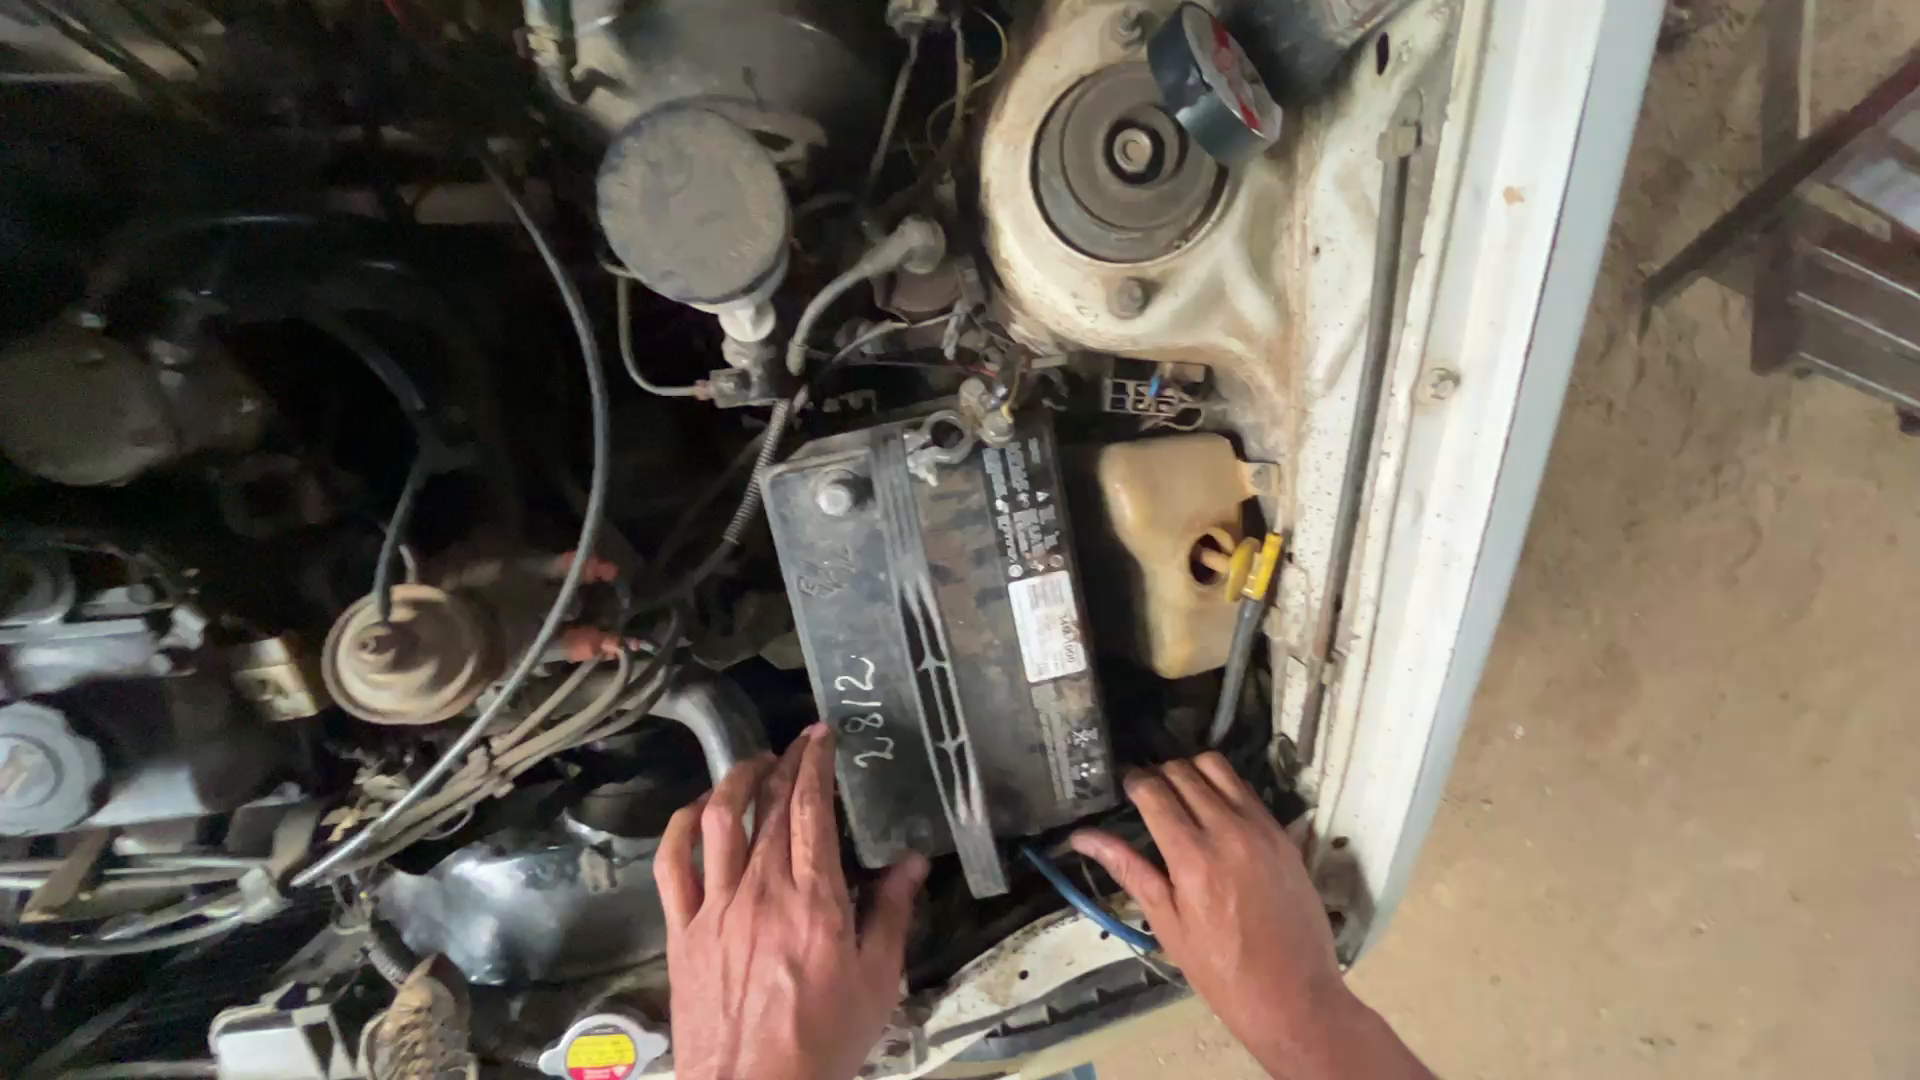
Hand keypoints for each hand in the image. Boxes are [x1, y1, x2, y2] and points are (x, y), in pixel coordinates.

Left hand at [657, 724, 927, 1079]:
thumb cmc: (825, 1038)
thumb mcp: (877, 979)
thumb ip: (893, 912)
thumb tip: (913, 860)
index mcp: (814, 897)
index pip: (813, 808)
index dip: (816, 763)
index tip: (821, 736)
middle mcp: (762, 888)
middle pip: (771, 805)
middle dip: (787, 763)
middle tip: (799, 743)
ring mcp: (716, 906)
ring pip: (719, 820)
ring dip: (736, 780)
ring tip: (754, 765)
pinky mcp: (683, 930)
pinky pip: (672, 865)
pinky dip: (681, 827)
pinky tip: (698, 810)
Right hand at [1071, 753, 1431, 1079]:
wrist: (1297, 999)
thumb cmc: (1221, 970)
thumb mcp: (1166, 923)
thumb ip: (1128, 868)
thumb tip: (1081, 836)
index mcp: (1192, 858)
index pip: (1153, 791)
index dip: (1132, 781)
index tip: (1124, 787)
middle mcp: (1227, 832)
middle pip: (1182, 771)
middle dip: (1158, 775)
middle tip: (1149, 795)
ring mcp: (1260, 828)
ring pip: (1216, 766)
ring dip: (1191, 771)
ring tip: (1181, 795)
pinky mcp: (1283, 834)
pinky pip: (1246, 788)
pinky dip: (1223, 787)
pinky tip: (1214, 812)